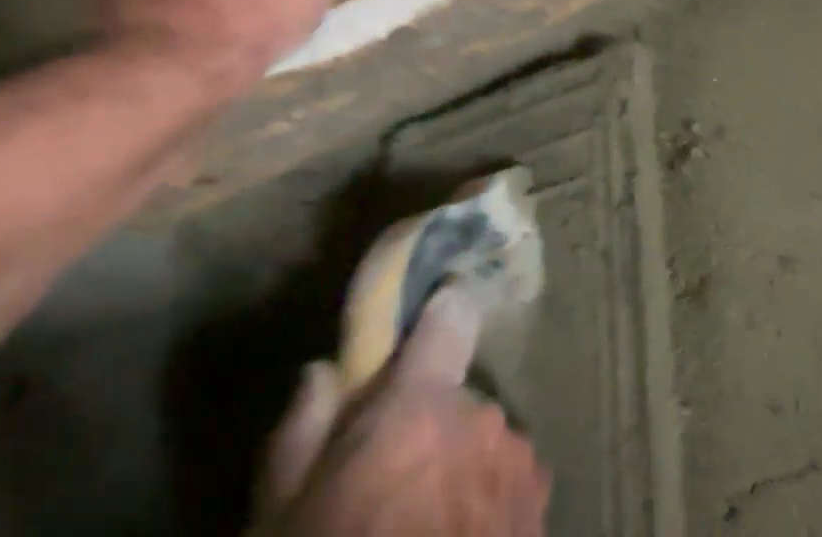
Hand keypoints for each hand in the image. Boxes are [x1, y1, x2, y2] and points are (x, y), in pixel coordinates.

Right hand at [256, 287, 552, 536]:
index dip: (441, 311)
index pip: (448, 323)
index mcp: (419, 408)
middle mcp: (483, 419)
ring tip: (419, 522)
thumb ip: (301, 432)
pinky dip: (484, 493)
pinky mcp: (541, 500)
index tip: (435, 308)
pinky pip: (507, 475)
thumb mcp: (280, 516)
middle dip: (426, 424)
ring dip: (458, 462)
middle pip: (454, 399)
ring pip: (483, 440)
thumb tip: (324, 371)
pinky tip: (455, 536)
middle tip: (387, 479)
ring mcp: (520, 460)